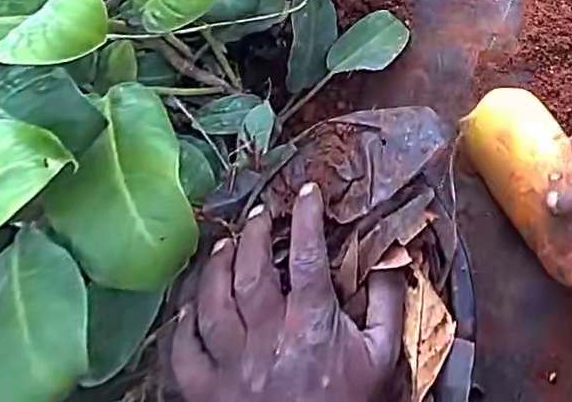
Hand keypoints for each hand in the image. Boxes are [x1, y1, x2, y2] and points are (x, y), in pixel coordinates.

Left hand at [165, 184, 404, 401]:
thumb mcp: (381, 355)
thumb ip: (386, 302)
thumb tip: (390, 256)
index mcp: (310, 323)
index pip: (306, 255)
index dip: (306, 216)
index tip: (308, 189)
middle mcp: (266, 338)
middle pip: (250, 273)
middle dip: (253, 234)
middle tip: (260, 212)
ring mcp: (230, 369)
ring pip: (211, 306)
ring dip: (215, 269)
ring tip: (225, 245)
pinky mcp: (206, 396)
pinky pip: (184, 357)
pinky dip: (182, 328)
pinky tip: (189, 307)